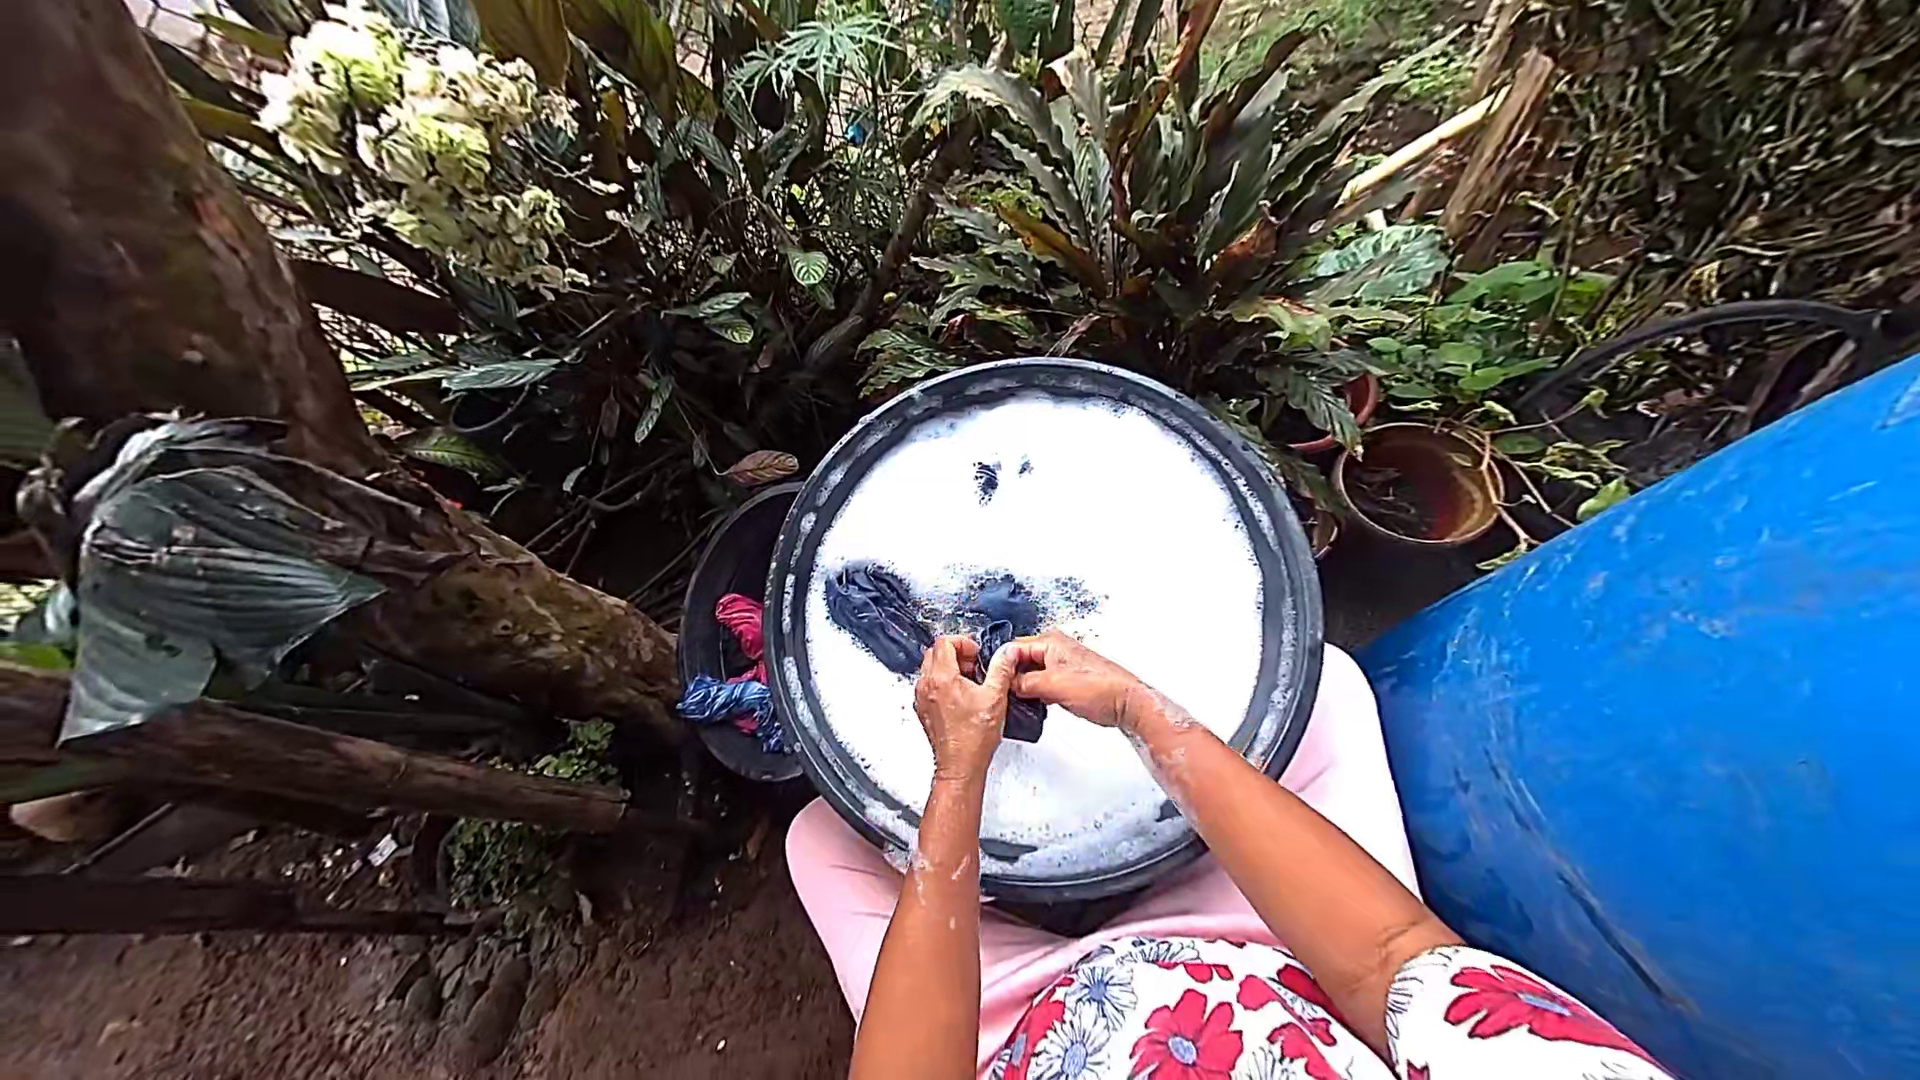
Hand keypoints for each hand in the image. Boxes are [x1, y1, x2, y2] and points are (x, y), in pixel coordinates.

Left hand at [914, 635, 1015, 783]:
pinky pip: (929, 685)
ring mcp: (922, 698)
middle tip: (974, 665)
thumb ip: (1002, 668)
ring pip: (931, 668)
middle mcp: (926, 686)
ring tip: (970, 681)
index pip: (945, 642)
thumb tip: (1007, 652)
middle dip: (956, 653)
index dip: (964, 643)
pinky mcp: (924, 710)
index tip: (976, 654)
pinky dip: (943, 683)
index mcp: (942, 678)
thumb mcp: (996, 697)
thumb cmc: (974, 739)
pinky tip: (962, 696)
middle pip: (935, 652)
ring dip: (950, 667)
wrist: (960, 766)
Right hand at [1003, 631, 1148, 730]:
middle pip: (1021, 660)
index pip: (1013, 648)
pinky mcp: (1069, 679)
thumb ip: (1024, 683)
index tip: (995, 682)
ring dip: (1025, 686)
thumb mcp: (1051, 685)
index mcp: (1050, 641)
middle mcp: (1056, 648)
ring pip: (1032, 672)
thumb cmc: (1100, 688)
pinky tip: (1036, 704)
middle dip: (1013, 677)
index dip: (1002, 665)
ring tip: (1020, 701)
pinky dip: (1037, 692)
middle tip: (1005, 694)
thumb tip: (1008, 684)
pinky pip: (1043, 682)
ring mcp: (1063, 664)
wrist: (1127, 703)